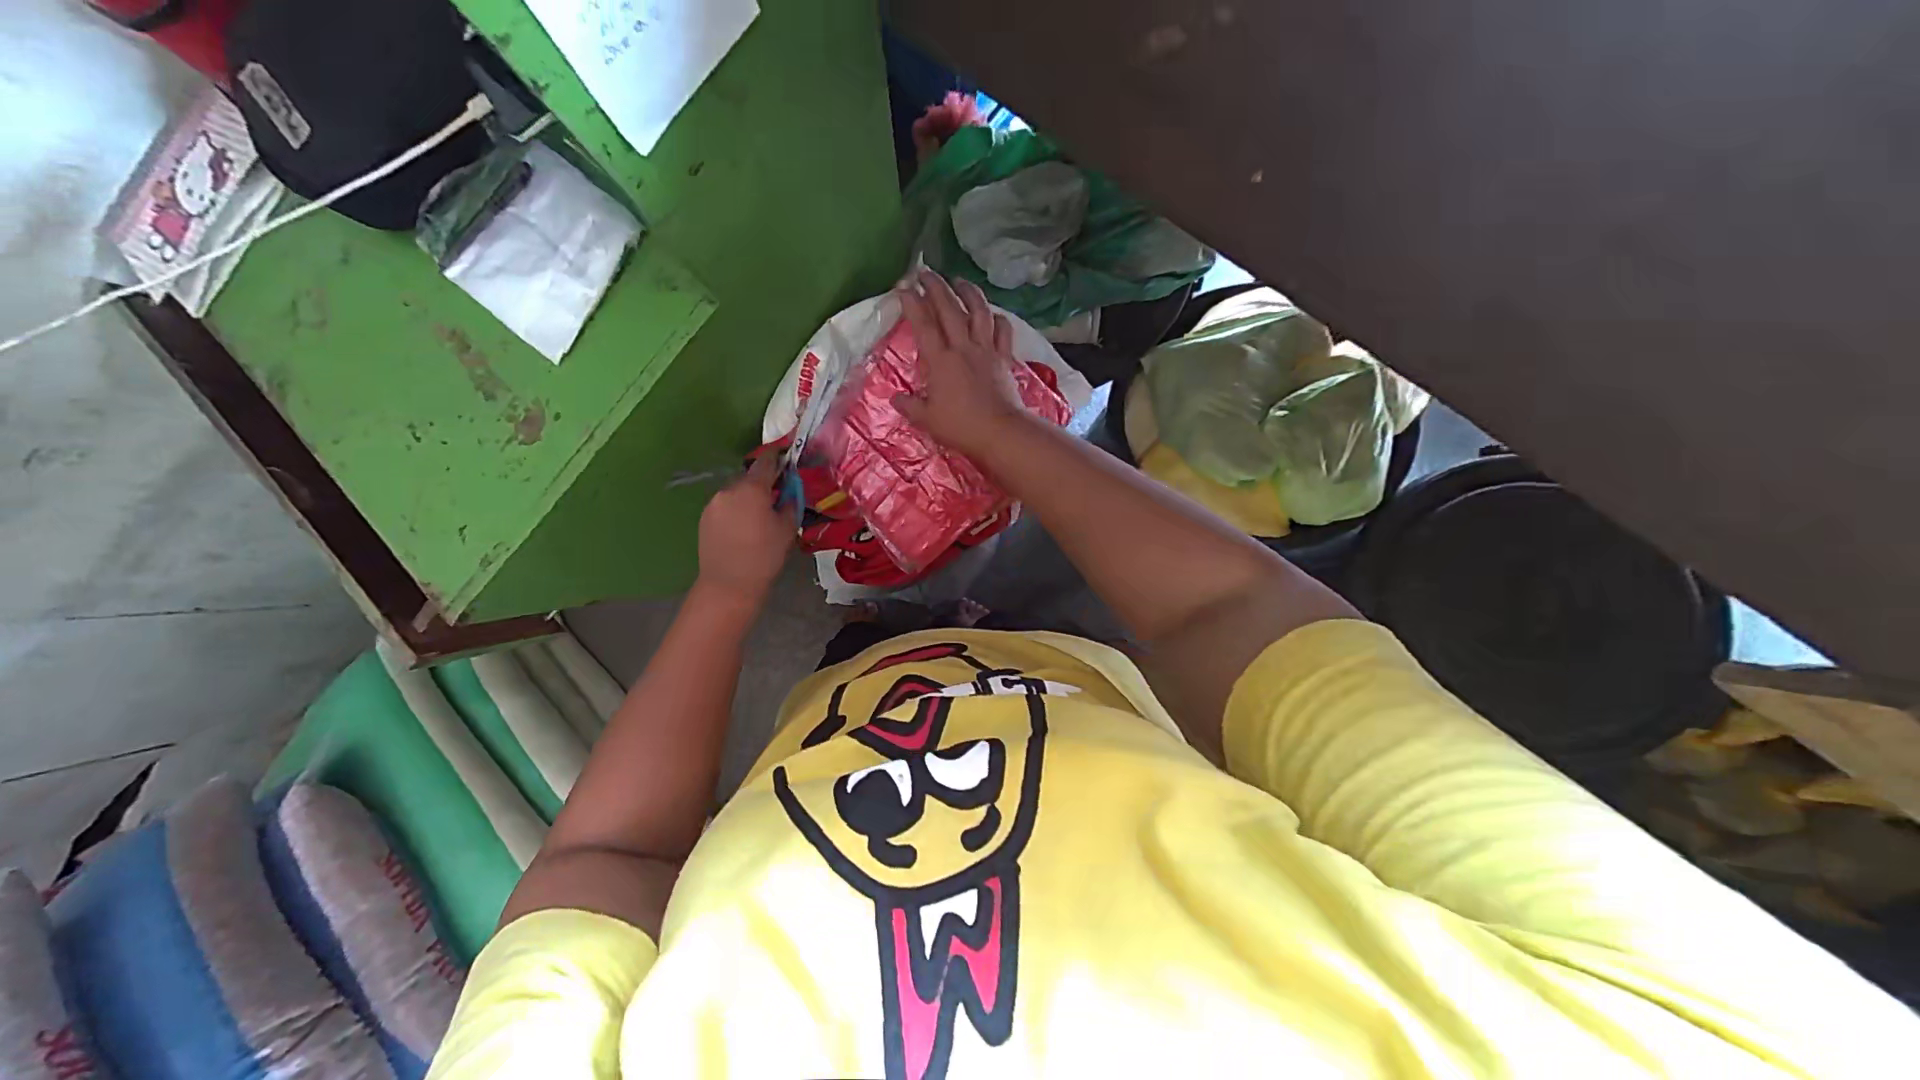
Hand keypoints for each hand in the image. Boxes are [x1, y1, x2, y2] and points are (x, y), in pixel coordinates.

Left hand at [694, 452, 790, 605]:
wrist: (729, 584)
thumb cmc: (765, 555)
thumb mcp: (787, 528)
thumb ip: (790, 502)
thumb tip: (789, 490)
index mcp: (752, 488)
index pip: (766, 461)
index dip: (778, 458)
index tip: (786, 459)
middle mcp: (729, 489)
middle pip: (749, 478)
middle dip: (763, 484)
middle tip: (777, 498)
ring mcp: (714, 503)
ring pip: (736, 493)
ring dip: (748, 498)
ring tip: (759, 518)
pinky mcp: (705, 517)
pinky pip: (725, 506)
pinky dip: (736, 510)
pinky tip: (743, 529)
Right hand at [895, 269, 1031, 456]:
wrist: (1000, 431)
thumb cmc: (961, 426)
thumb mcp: (927, 420)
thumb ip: (909, 406)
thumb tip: (896, 398)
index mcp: (941, 360)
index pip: (923, 325)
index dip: (912, 304)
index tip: (902, 287)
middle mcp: (963, 347)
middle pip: (950, 309)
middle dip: (936, 287)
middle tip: (925, 272)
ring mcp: (987, 350)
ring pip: (979, 312)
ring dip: (968, 292)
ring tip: (959, 280)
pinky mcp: (1005, 359)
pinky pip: (1003, 332)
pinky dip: (998, 319)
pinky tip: (994, 314)